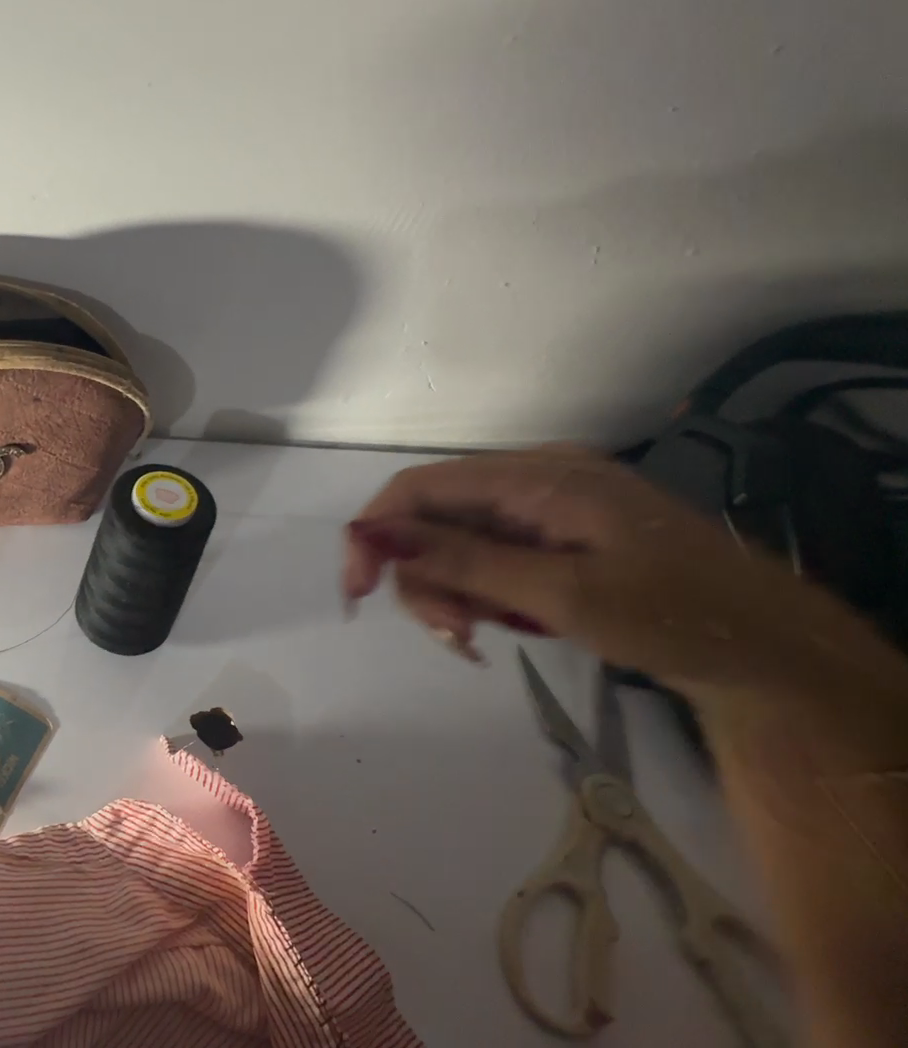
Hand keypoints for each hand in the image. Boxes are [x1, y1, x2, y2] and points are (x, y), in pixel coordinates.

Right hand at [340, 444, 890, 707]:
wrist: (775, 657)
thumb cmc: (674, 618)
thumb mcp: (559, 594)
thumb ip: (461, 559)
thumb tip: (372, 532)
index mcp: (539, 477)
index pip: (419, 487)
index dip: (374, 532)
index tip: (358, 592)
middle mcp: (534, 480)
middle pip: (432, 518)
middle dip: (423, 576)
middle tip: (451, 635)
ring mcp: (546, 509)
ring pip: (453, 543)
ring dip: (448, 592)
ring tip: (475, 638)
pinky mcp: (554, 538)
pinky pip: (486, 558)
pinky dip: (477, 594)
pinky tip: (496, 626)